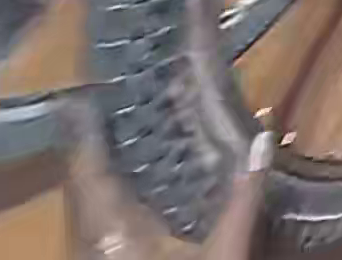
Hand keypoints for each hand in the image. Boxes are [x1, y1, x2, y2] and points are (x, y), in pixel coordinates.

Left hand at [61, 96, 273, 259]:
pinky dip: (108, 194)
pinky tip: (132, 185)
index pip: (90, 176)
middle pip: (81, 189)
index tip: (77, 97)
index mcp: (113, 235)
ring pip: (84, 209)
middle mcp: (91, 246)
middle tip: (106, 102)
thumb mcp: (224, 253)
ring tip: (118, 132)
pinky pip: (95, 223)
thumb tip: (264, 136)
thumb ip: (243, 196)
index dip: (82, 137)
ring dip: (98, 170)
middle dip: (89, 147)